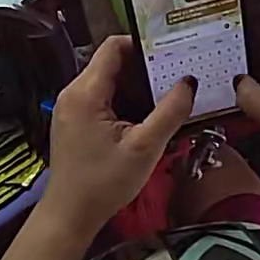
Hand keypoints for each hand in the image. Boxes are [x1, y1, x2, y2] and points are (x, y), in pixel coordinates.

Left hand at [42, 36, 194, 232]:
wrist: (70, 215)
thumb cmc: (104, 183)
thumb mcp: (145, 148)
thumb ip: (170, 112)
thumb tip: (189, 81)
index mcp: (85, 92)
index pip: (113, 47)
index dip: (143, 44)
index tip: (171, 53)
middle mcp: (72, 93)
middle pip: (111, 63)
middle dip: (144, 67)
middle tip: (177, 74)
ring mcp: (70, 107)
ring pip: (107, 81)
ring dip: (135, 86)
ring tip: (167, 94)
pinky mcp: (73, 121)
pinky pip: (100, 98)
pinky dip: (123, 101)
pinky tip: (145, 115)